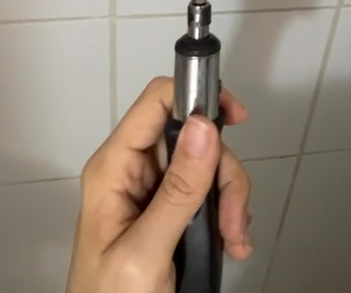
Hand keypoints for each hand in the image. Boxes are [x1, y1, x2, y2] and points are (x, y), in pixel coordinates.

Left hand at [69, 77, 254, 292]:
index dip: (197, 96)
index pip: (157, 101)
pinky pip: (207, 191)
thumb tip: (205, 124)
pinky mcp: (168, 211)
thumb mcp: (145, 253)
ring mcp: (151, 190)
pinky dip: (227, 214)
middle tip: (234, 217)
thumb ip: (178, 190)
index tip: (237, 117)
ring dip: (229, 199)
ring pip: (206, 163)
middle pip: (193, 135)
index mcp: (114, 167)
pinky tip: (232, 244)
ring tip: (234, 239)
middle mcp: (133, 169)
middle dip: (222, 172)